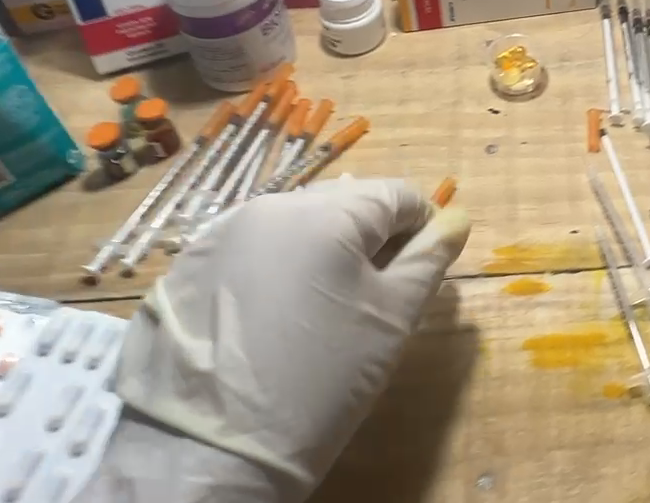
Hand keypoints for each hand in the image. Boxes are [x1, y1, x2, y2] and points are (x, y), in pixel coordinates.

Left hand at [79, 178, 470, 502]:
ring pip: (299, 220)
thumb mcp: (392, 319)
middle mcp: (274, 204)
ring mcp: (226, 230)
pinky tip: (274, 315)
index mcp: (328, 212)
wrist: (206, 456)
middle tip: (372, 296)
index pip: (396, 194)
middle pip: (346, 201)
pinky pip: (255, 243)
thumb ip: (430, 259)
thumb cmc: (320, 383)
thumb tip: (457, 218)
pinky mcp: (192, 262)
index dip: (420, 227)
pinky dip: (277, 264)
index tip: (418, 272)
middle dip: (370, 237)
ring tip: (321, 307)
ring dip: (323, 248)